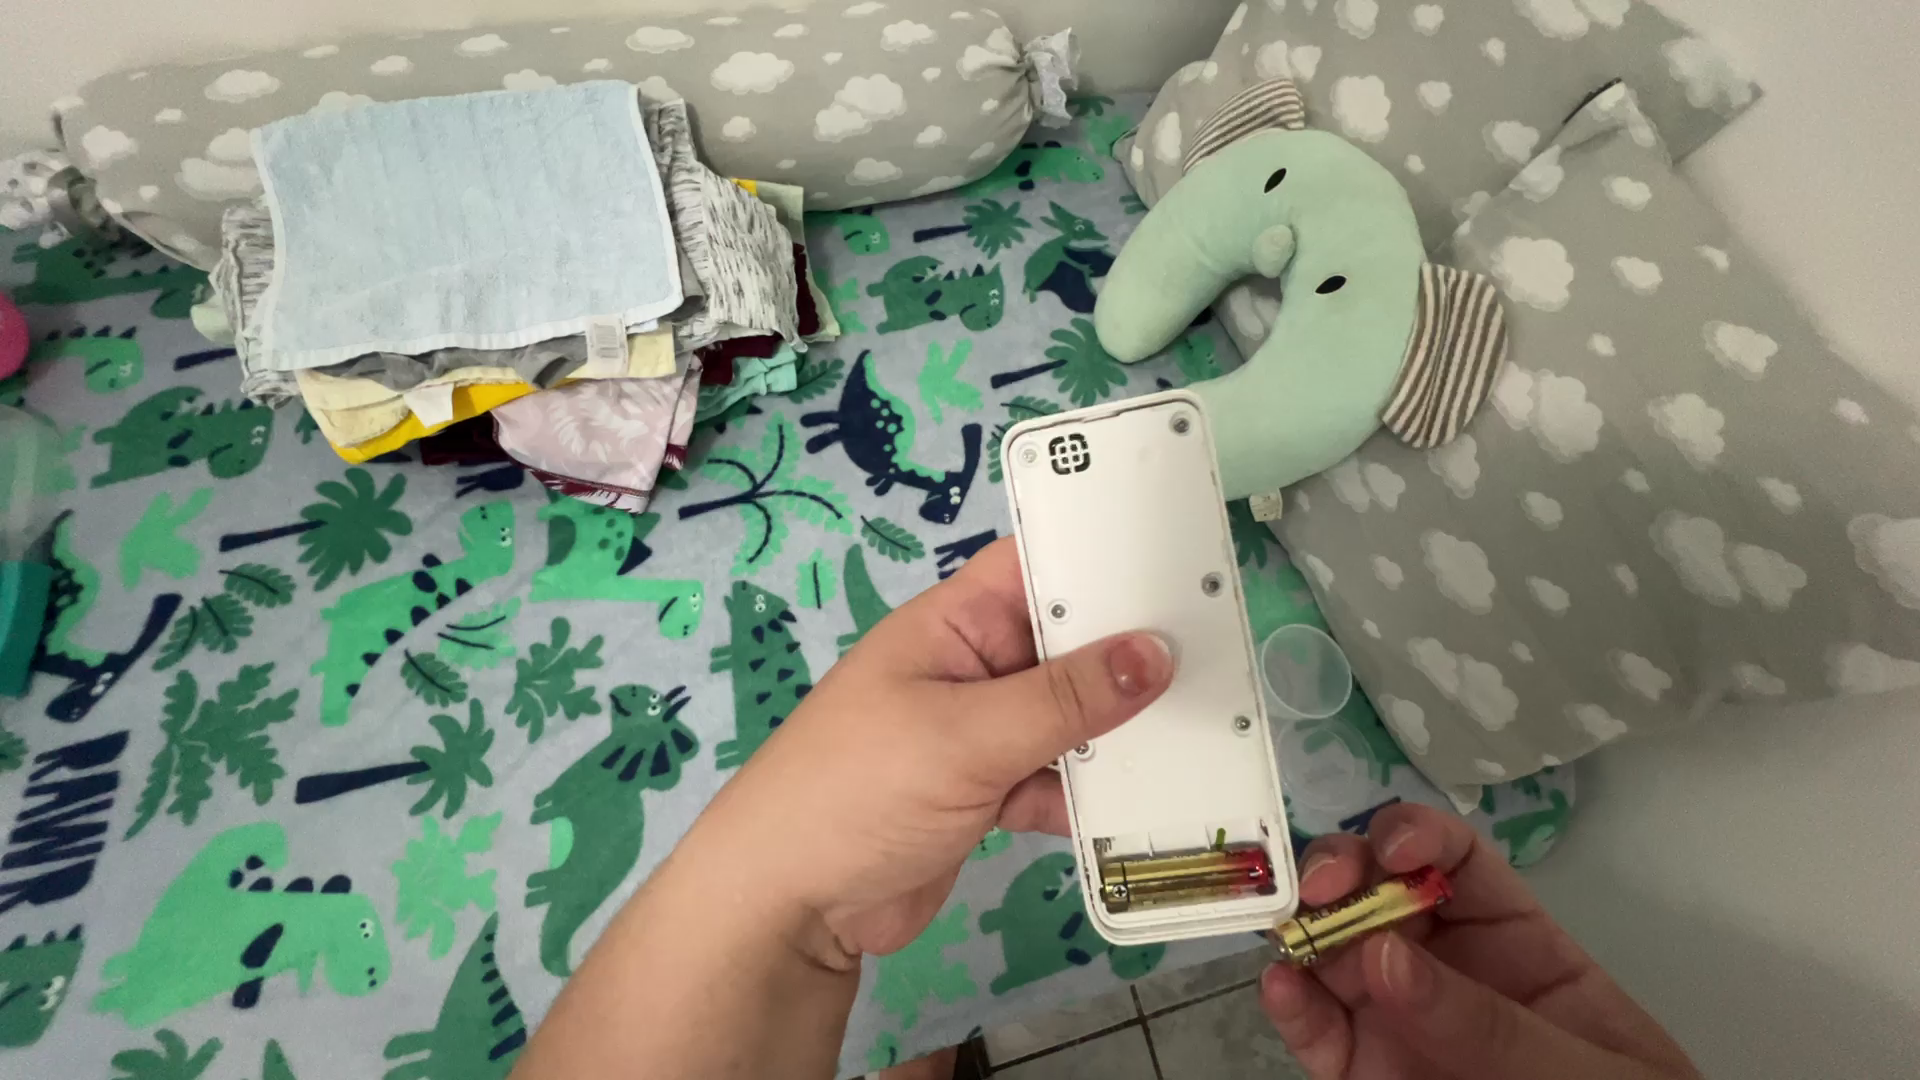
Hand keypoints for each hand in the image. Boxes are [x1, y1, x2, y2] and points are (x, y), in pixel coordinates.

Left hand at [675, 537, 1173, 966]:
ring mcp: (982, 730)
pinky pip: (1055, 776)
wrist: (792, 905)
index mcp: (956, 622)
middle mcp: (974, 665)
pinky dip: (1087, 792)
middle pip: (1064, 644)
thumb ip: (1064, 699)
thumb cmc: (860, 788)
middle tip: (1218, 653)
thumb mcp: (965, 735)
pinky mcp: (988, 788)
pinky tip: (1138, 807)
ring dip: (1116, 731)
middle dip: (1128, 654)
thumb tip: (1156, 653)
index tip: (1184, 562)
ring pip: (1068, 716)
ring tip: (1200, 730)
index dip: (1102, 556)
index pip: (1036, 565)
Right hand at [1261, 803, 1699, 1079]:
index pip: (1453, 858)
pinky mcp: (1355, 1065)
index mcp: (1510, 943)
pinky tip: (1282, 988)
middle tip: (1322, 889)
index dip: (1416, 833)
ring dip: (1300, 922)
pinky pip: (1310, 1022)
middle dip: (1338, 866)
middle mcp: (1435, 961)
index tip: (1393, 851)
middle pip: (1371, 881)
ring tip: (1289, 933)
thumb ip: (1494, 1024)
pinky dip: (1285, 999)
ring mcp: (1388, 1011)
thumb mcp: (1592, 1078)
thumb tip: (1381, 955)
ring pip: (1326, 939)